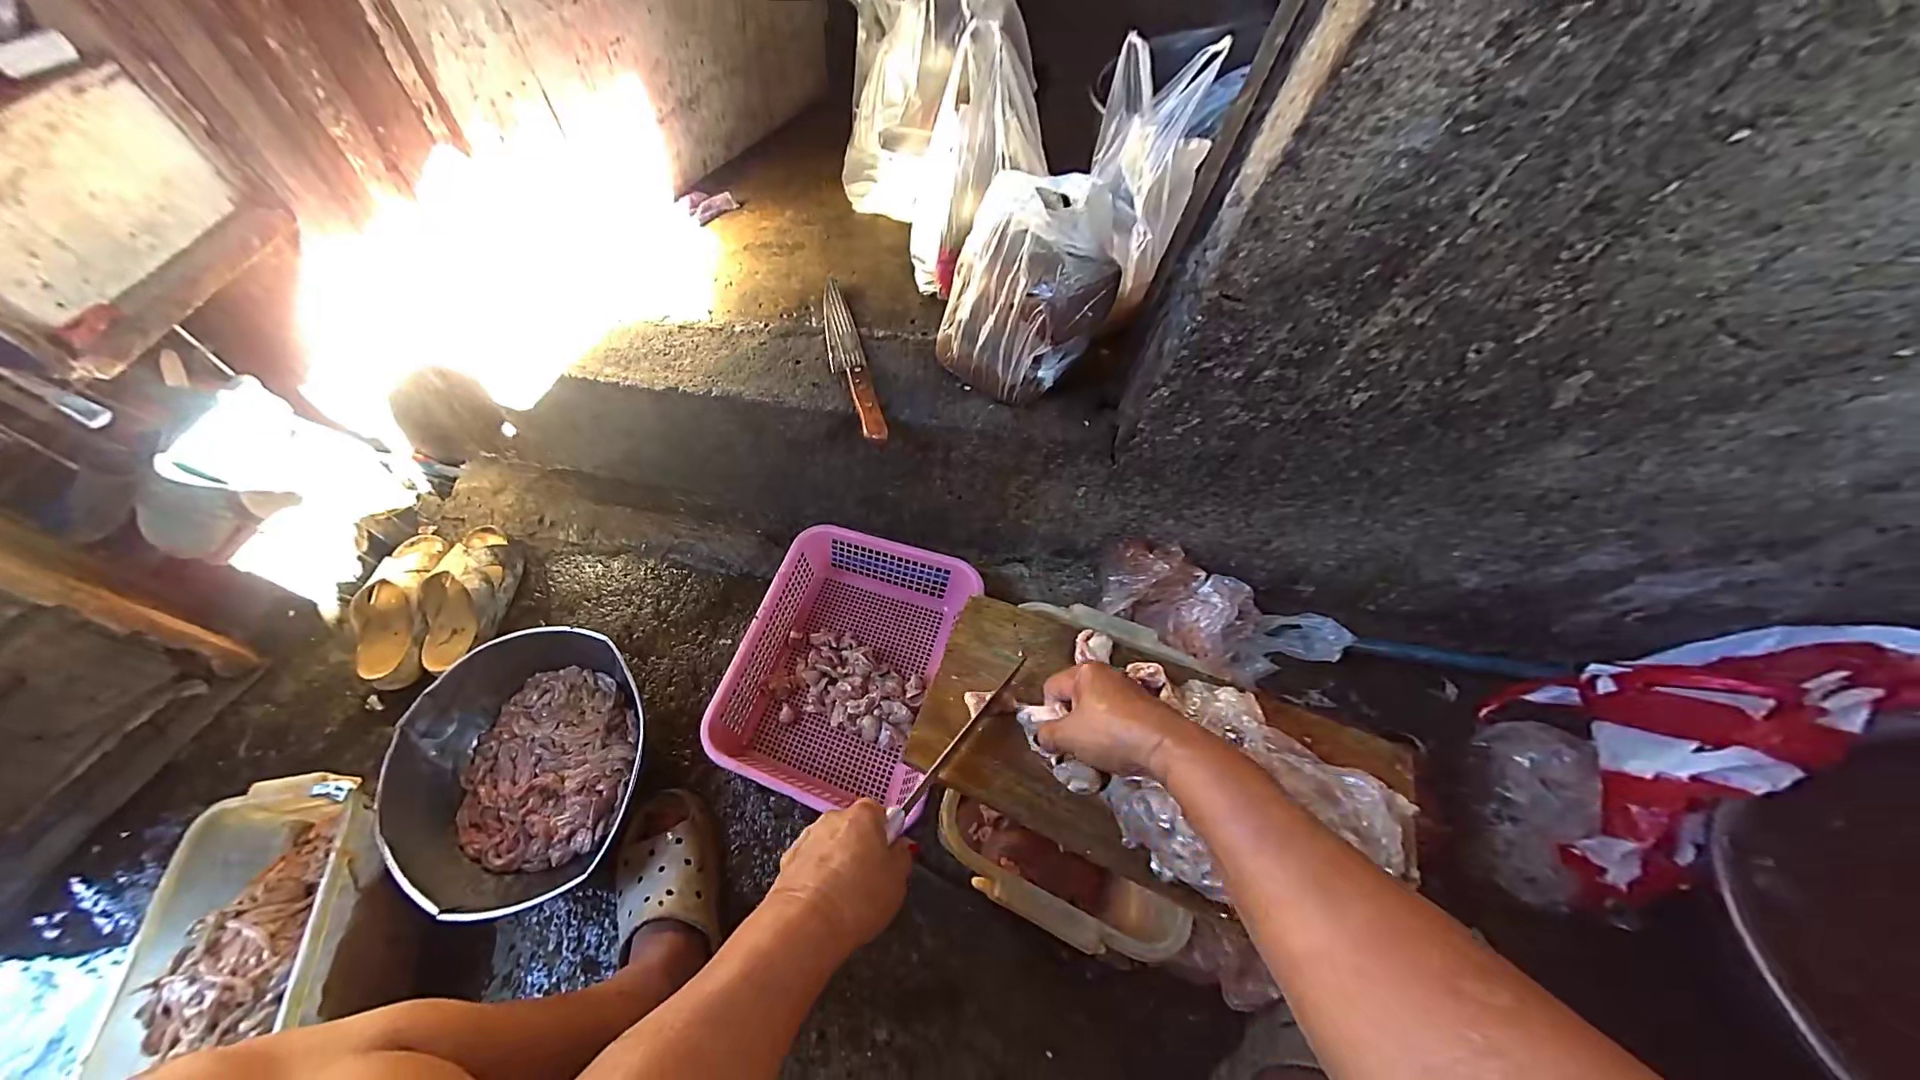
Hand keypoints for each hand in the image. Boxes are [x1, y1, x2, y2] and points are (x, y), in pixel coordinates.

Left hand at [769, 799, 909, 950]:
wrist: (805, 925)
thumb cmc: (856, 899)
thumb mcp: (898, 880)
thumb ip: (902, 856)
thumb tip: (900, 848)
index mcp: (864, 814)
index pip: (881, 814)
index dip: (887, 836)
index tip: (889, 857)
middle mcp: (834, 818)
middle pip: (854, 828)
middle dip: (861, 848)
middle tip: (871, 879)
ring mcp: (808, 837)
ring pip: (830, 846)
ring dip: (837, 862)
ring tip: (845, 897)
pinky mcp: (788, 860)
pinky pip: (811, 864)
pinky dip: (817, 877)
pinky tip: (824, 902)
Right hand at [1033, 663, 1193, 780]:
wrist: (1166, 746)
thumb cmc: (1111, 734)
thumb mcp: (1067, 737)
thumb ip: (1045, 735)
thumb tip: (1042, 736)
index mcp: (1085, 672)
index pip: (1050, 689)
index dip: (1049, 715)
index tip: (1059, 736)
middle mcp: (1107, 674)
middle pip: (1074, 701)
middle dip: (1072, 727)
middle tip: (1076, 747)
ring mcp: (1128, 690)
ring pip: (1096, 714)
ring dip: (1092, 735)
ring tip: (1099, 755)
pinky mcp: (1145, 708)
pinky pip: (1117, 721)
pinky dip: (1113, 737)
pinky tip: (1119, 754)